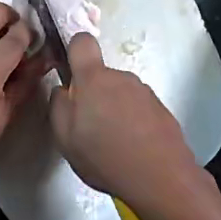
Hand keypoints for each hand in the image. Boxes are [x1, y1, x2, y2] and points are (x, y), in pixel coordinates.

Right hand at [47, 33, 205, 219]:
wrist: (160, 177)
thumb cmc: (104, 157)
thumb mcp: (65, 138)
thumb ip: (58, 106)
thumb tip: (64, 90)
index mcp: (94, 79)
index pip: (82, 42)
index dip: (74, 51)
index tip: (71, 74)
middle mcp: (122, 77)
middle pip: (102, 76)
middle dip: (94, 95)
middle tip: (90, 128)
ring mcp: (145, 92)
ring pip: (121, 94)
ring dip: (114, 111)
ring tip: (113, 144)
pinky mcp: (162, 109)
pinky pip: (139, 109)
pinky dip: (133, 122)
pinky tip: (132, 148)